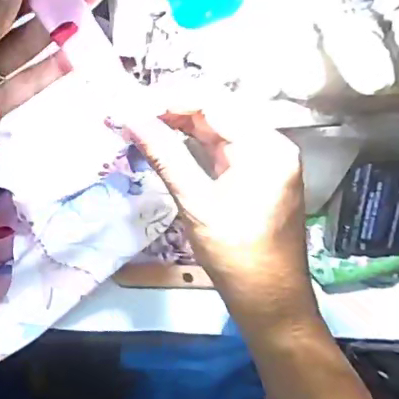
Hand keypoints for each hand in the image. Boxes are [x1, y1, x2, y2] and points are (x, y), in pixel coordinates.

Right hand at [123, 109, 317, 336]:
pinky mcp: (251, 172)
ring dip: (176, 120)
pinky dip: (188, 138)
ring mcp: (262, 158)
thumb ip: (165, 155)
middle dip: (170, 105)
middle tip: (129, 112)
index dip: (168, 99)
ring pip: (214, 123)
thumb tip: (130, 119)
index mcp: (265, 147)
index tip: (130, 106)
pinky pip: (217, 143)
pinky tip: (161, 136)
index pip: (212, 102)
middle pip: (215, 107)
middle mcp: (269, 144)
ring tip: (138, 121)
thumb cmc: (237, 255)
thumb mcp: (196, 202)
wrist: (269, 299)